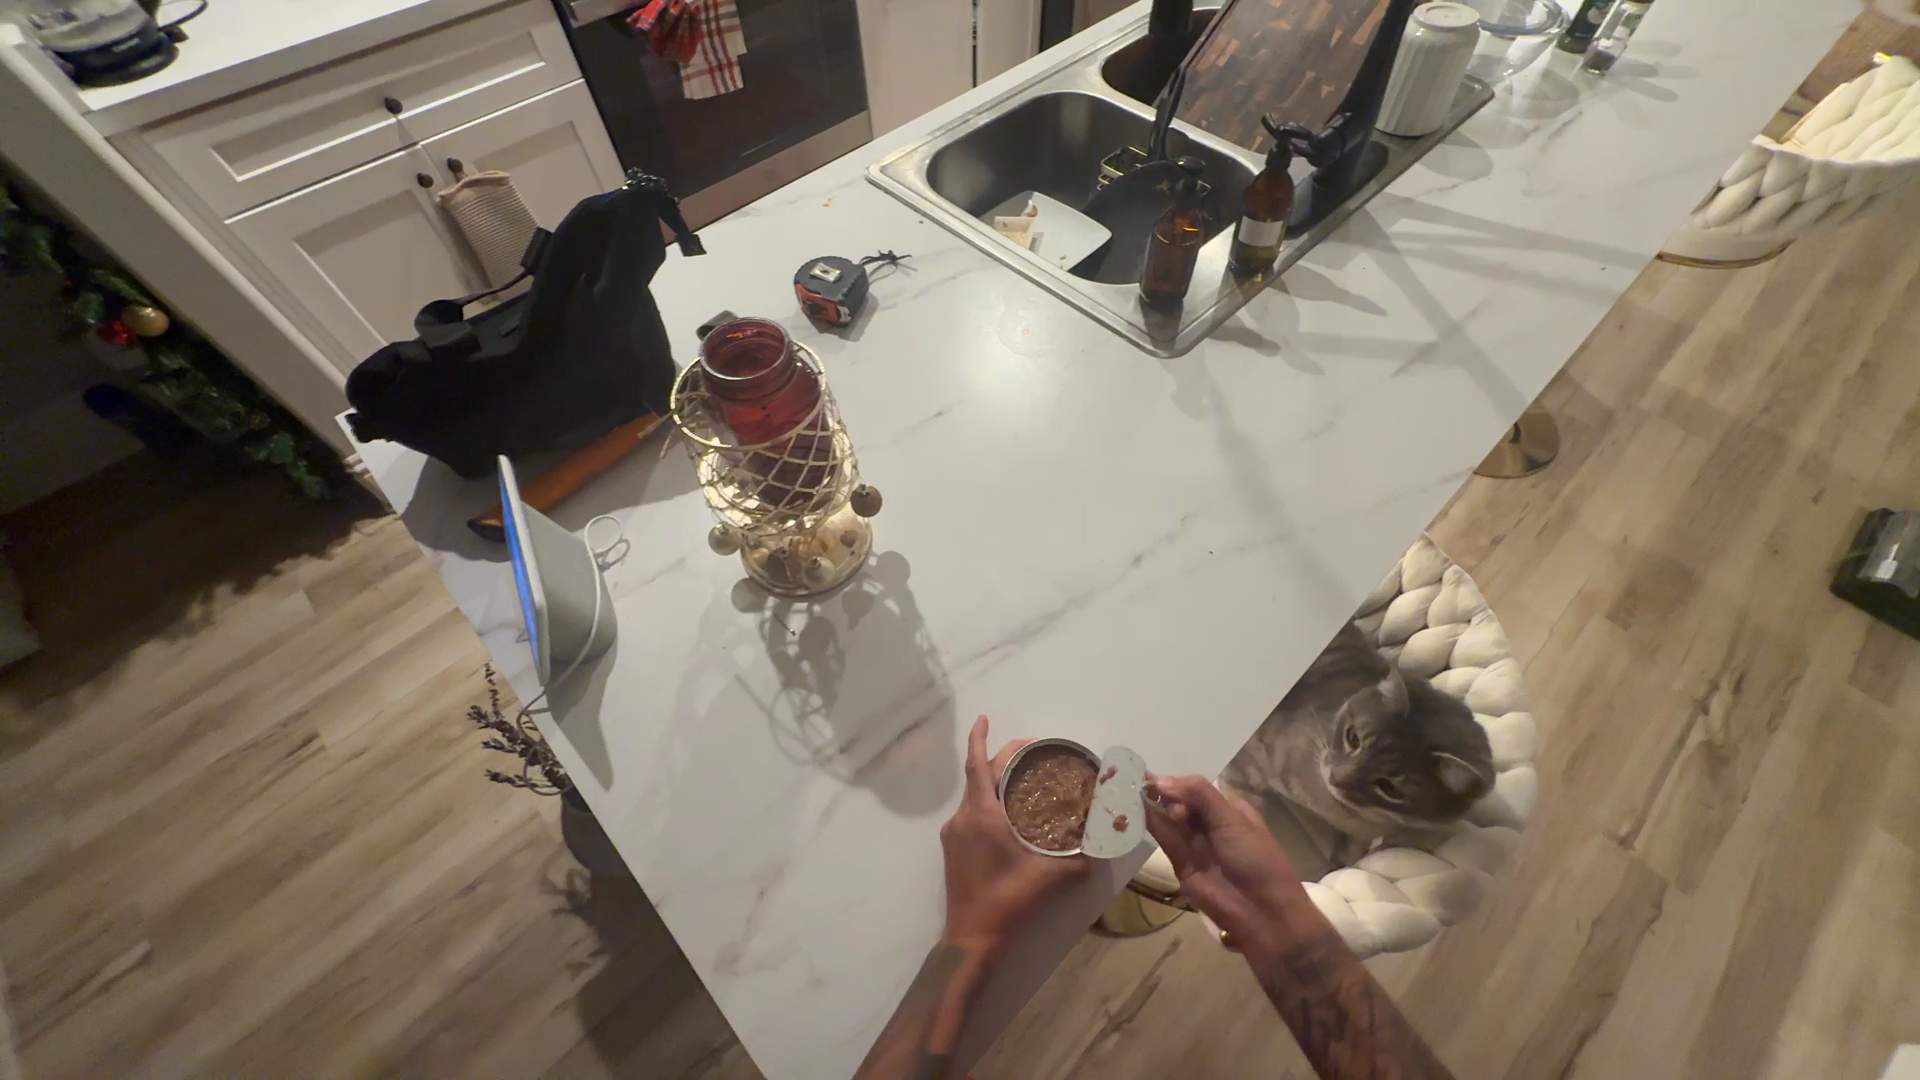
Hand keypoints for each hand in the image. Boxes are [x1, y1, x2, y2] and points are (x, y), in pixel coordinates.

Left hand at [938, 716, 1089, 959]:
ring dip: (995, 780)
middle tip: (1031, 748)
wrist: (971, 940)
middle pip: (980, 776)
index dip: (980, 738)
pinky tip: (1010, 812)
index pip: (977, 765)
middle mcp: (962, 818)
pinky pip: (971, 813)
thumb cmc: (1008, 903)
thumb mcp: (1049, 879)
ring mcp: (954, 834)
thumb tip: (1106, 843)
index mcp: (981, 815)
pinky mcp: (953, 849)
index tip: (985, 717)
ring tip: (1025, 777)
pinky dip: (989, 801)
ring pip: (975, 795)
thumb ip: (1080, 859)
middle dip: (1002, 757)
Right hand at [1145, 774, 1305, 956]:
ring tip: (1136, 791)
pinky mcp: (1180, 862)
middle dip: (1165, 792)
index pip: (1196, 788)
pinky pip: (1164, 838)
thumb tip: (1160, 781)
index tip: (1156, 776)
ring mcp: (1194, 843)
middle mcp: (1210, 823)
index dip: (1177, 782)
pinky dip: (1151, 822)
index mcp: (1228, 810)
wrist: (1262, 912)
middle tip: (1152, 791)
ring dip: (1154, 804)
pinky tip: (1136, 808)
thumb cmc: (1254, 857)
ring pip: (1169, 818)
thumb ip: (1198, 794)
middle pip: (1180, 801)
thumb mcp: (1232, 818)